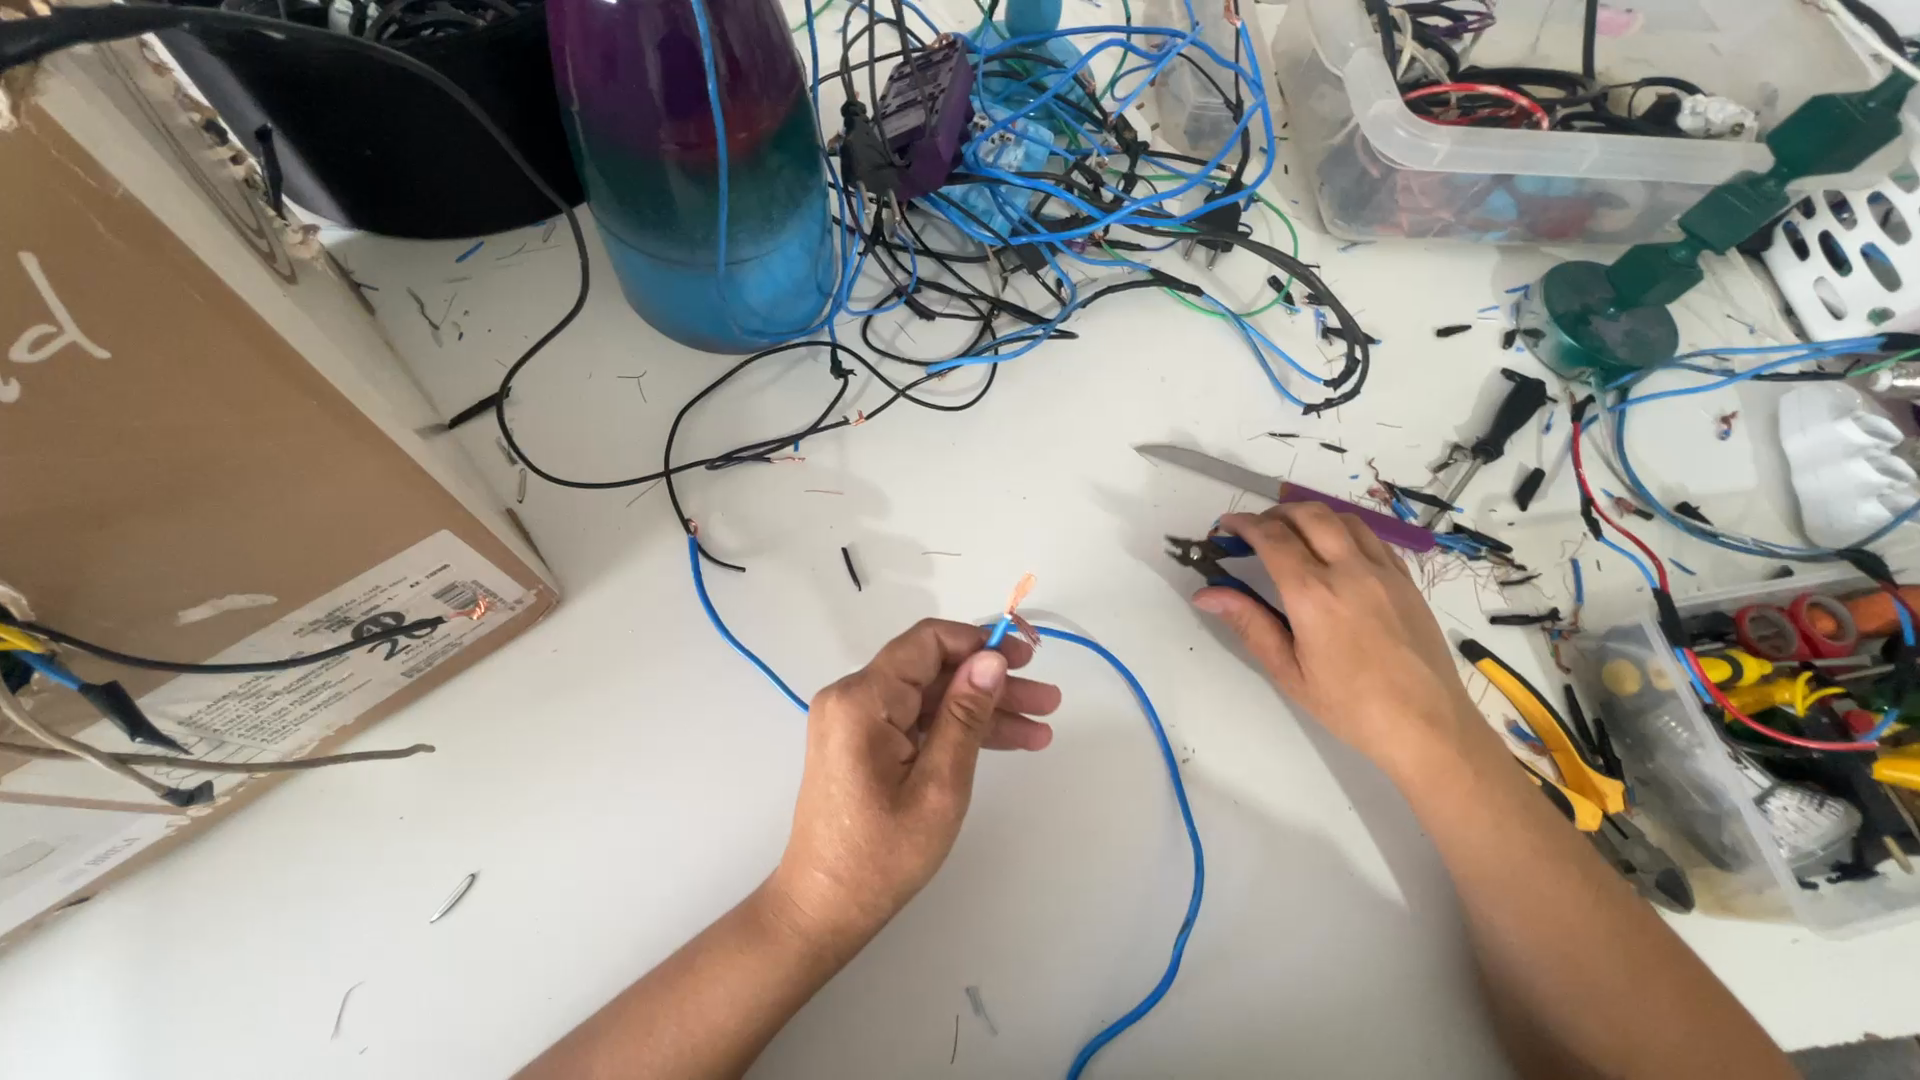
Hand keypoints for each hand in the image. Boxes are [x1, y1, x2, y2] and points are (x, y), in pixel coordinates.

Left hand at [768, 619, 1060, 943]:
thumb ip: (965, 716)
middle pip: (933, 670)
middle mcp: (852, 698)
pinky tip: (1007, 742)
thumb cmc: (882, 855)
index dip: (980, 642)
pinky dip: (957, 730)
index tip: (1026, 657)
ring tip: (1042, 728)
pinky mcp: (861, 743)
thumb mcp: (939, 785)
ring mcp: (855, 721)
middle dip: (993, 683)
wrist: (825, 908)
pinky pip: (916, 721)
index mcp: (863, 699)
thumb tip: (990, 659)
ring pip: (930, 697)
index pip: (927, 642)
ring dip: (983, 710)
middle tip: (1047, 699)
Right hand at [1194, 504, 1495, 774]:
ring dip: (1312, 516)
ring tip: (1293, 533)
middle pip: (1309, 515)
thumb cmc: (1349, 705)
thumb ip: (1248, 623)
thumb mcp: (1288, 670)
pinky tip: (1335, 551)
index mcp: (1313, 594)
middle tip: (1256, 529)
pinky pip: (1373, 538)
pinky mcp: (1407, 581)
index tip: (1226, 525)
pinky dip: (1345, 531)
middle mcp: (1350, 571)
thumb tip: (1206, 594)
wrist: (1426, 724)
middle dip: (1276, 513)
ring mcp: (1384, 572)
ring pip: (1344, 519)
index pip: (1273, 538)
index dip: (1244, 524)